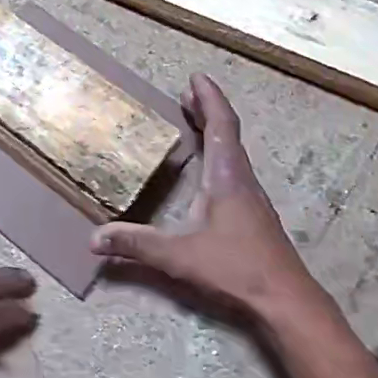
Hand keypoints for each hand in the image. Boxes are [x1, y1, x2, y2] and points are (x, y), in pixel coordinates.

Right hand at [91, 75, 330, 320]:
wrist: (285, 299)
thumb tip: (93, 238)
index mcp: (227, 177)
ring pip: (233, 153)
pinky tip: (207, 175)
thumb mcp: (177, 256)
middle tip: (187, 94)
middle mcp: (242, 180)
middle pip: (228, 134)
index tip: (196, 77)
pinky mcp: (253, 216)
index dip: (209, 99)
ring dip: (215, 133)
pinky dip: (218, 157)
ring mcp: (251, 199)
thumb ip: (135, 245)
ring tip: (194, 125)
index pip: (221, 125)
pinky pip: (234, 172)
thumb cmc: (235, 268)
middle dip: (207, 110)